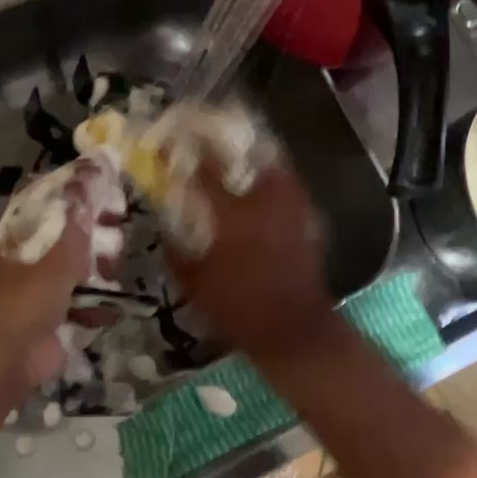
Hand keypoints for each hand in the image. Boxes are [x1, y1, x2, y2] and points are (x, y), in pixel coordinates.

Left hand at [0, 187, 118, 387]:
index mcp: (18, 237)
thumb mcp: (55, 257)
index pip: (48, 205)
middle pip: (66, 240)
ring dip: (98, 273)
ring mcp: (38, 294)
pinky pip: (79, 309)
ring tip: (115, 272)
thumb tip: (89, 180)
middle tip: (117, 237)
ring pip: (75, 274)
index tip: (108, 193)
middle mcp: (26, 261)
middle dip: (94, 237)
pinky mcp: (50, 326)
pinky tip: (110, 309)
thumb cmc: (21, 301)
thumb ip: (76, 224)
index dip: (77, 196)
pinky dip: (96, 308)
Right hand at [165, 162, 335, 361]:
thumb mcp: (196, 287)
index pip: (207, 175)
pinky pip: (293, 196)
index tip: (178, 147)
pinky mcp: (310, 227)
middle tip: (219, 150)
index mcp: (232, 216)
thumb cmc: (238, 309)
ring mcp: (292, 213)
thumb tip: (167, 237)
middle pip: (252, 161)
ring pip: (279, 174)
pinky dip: (280, 191)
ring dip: (261, 167)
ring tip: (246, 169)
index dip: (191, 157)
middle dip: (234, 151)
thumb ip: (178, 257)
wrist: (292, 330)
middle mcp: (265, 205)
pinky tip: (268, 201)